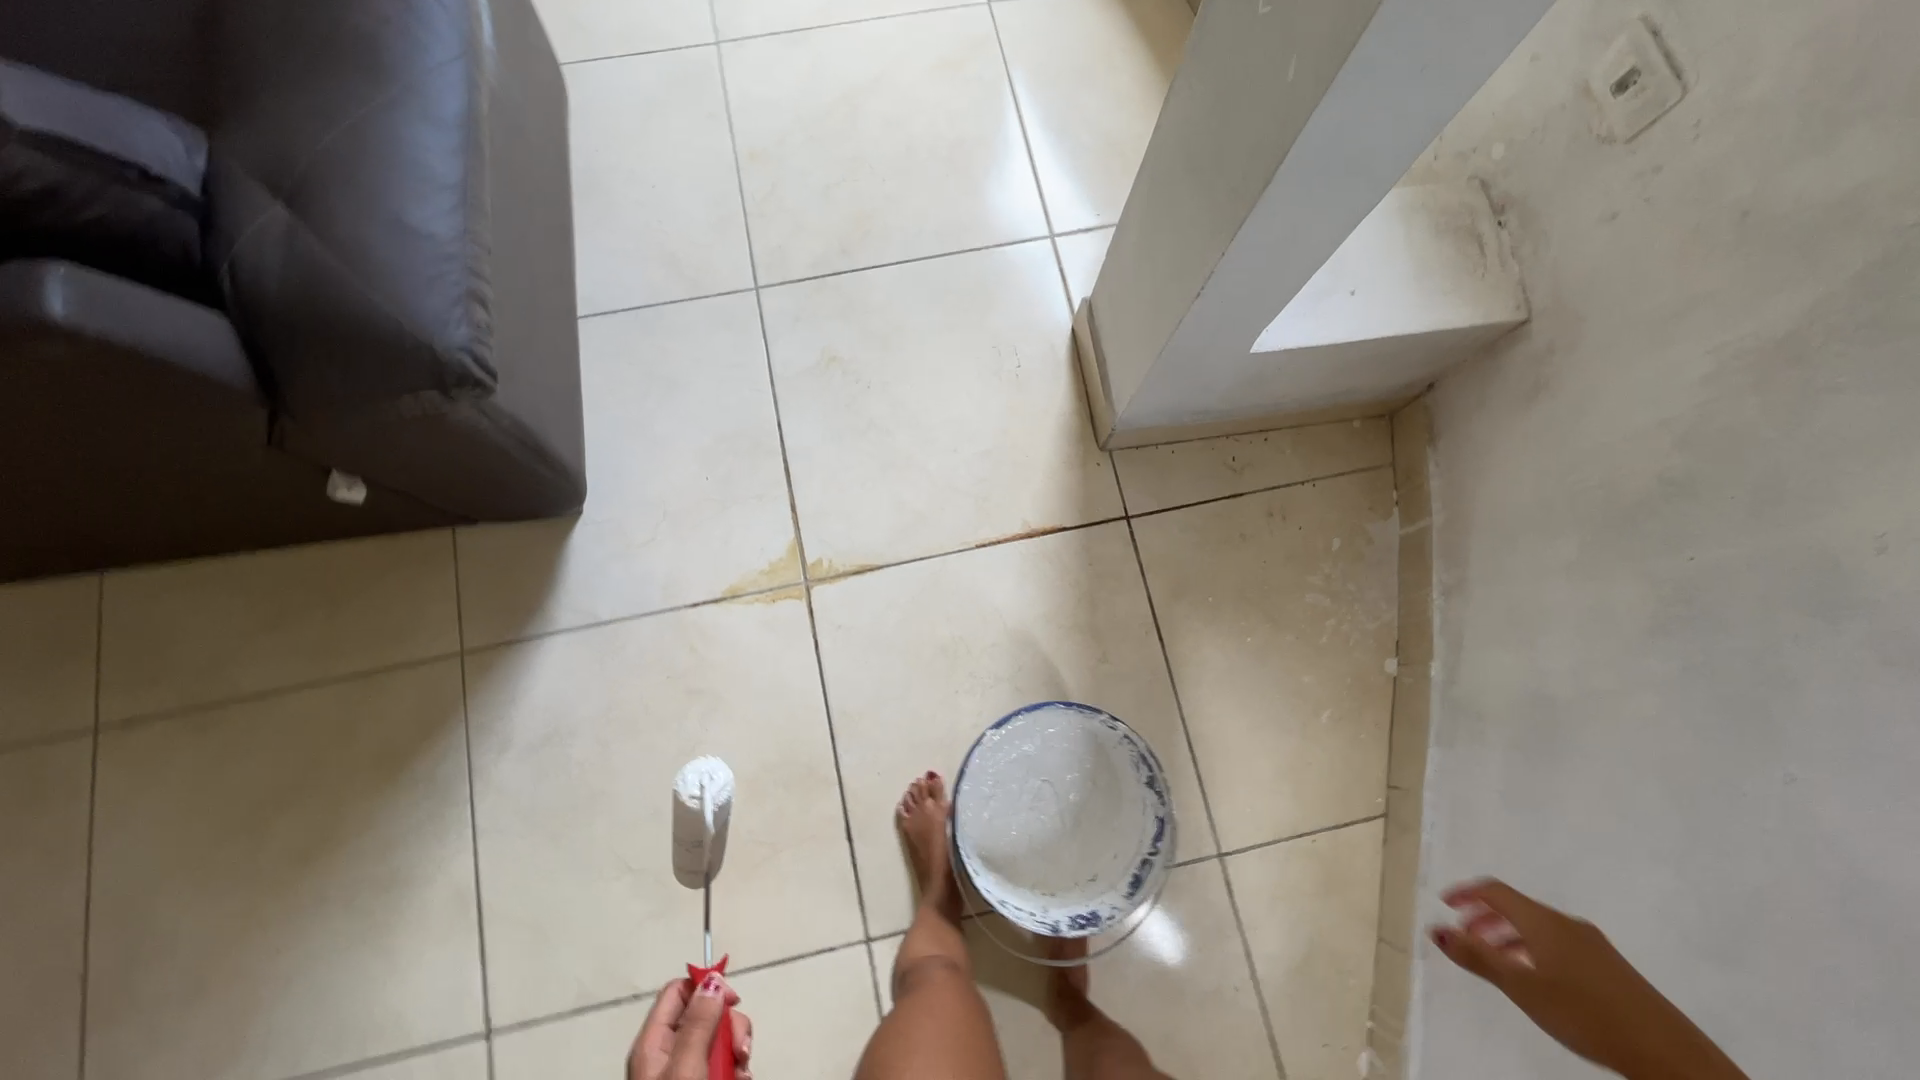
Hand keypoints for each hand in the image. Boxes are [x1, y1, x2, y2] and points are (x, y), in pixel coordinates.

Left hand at [629, 972, 752, 1079]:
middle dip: (730, 1026)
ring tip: (741, 1071)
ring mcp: (681, 1067)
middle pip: (704, 1013)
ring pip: (717, 1037)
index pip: (679, 990)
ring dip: (735, 1049)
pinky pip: (720, 1059)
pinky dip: (734, 1066)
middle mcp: (666, 1050)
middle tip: (739, 1050)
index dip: (707, 987)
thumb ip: (699, 1023)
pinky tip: (739, 1077)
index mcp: (653, 1041)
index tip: (733, 1001)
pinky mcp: (697, 1079)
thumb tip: (713, 977)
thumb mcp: (687, 1067)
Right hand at [1429, 878, 1746, 1079]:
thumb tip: (1436, 928)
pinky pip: (1557, 944)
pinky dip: (1532, 949)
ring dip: (1508, 936)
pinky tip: (1535, 978)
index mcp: (1544, 922)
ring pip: (1538, 928)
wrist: (1667, 1052)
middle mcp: (1567, 924)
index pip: (1496, 891)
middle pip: (1517, 907)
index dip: (1467, 893)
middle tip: (1463, 934)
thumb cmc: (1584, 1012)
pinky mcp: (1609, 967)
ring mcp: (1592, 945)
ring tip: (1493, 960)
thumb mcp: (1521, 987)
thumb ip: (1478, 957)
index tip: (1445, 903)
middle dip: (1485, 917)